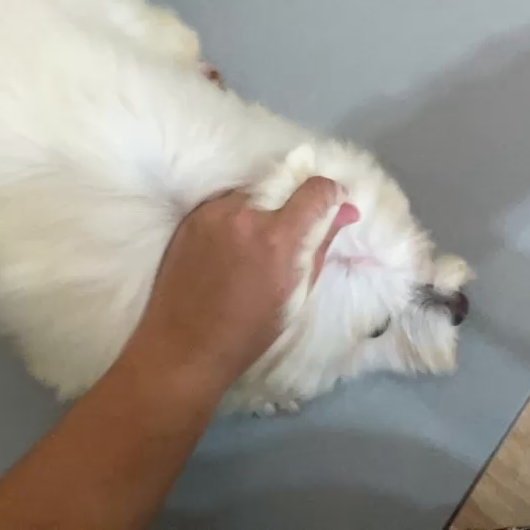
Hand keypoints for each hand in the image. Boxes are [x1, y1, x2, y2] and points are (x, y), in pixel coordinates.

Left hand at [123, 178, 359, 396]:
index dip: (331, 193)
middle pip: (285, 182)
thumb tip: (346, 210)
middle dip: (298, 198)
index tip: (334, 203)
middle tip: (296, 225)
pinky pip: (228, 200)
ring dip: (267, 204)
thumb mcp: (297, 293)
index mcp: (278, 238)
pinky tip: (234, 241)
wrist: (183, 348)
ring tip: (259, 237)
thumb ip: (321, 243)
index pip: (316, 190)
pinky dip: (239, 212)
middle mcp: (246, 214)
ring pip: (255, 189)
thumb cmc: (249, 332)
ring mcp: (214, 211)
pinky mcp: (193, 214)